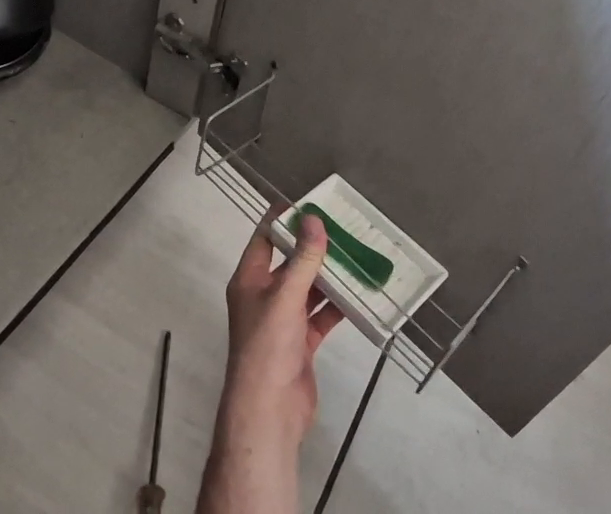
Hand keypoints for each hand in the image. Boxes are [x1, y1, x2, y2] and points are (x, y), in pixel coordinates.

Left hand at [217, 211, 343, 448]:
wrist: (268, 410)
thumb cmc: (267, 346)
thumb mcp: (285, 297)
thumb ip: (302, 259)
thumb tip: (314, 219)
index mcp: (249, 280)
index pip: (265, 238)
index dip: (284, 219)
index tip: (310, 201)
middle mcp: (264, 295)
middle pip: (290, 262)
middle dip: (314, 246)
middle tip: (344, 225)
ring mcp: (283, 320)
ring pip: (309, 288)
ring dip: (330, 275)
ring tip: (358, 254)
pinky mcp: (302, 341)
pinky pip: (322, 315)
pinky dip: (338, 306)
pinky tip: (361, 293)